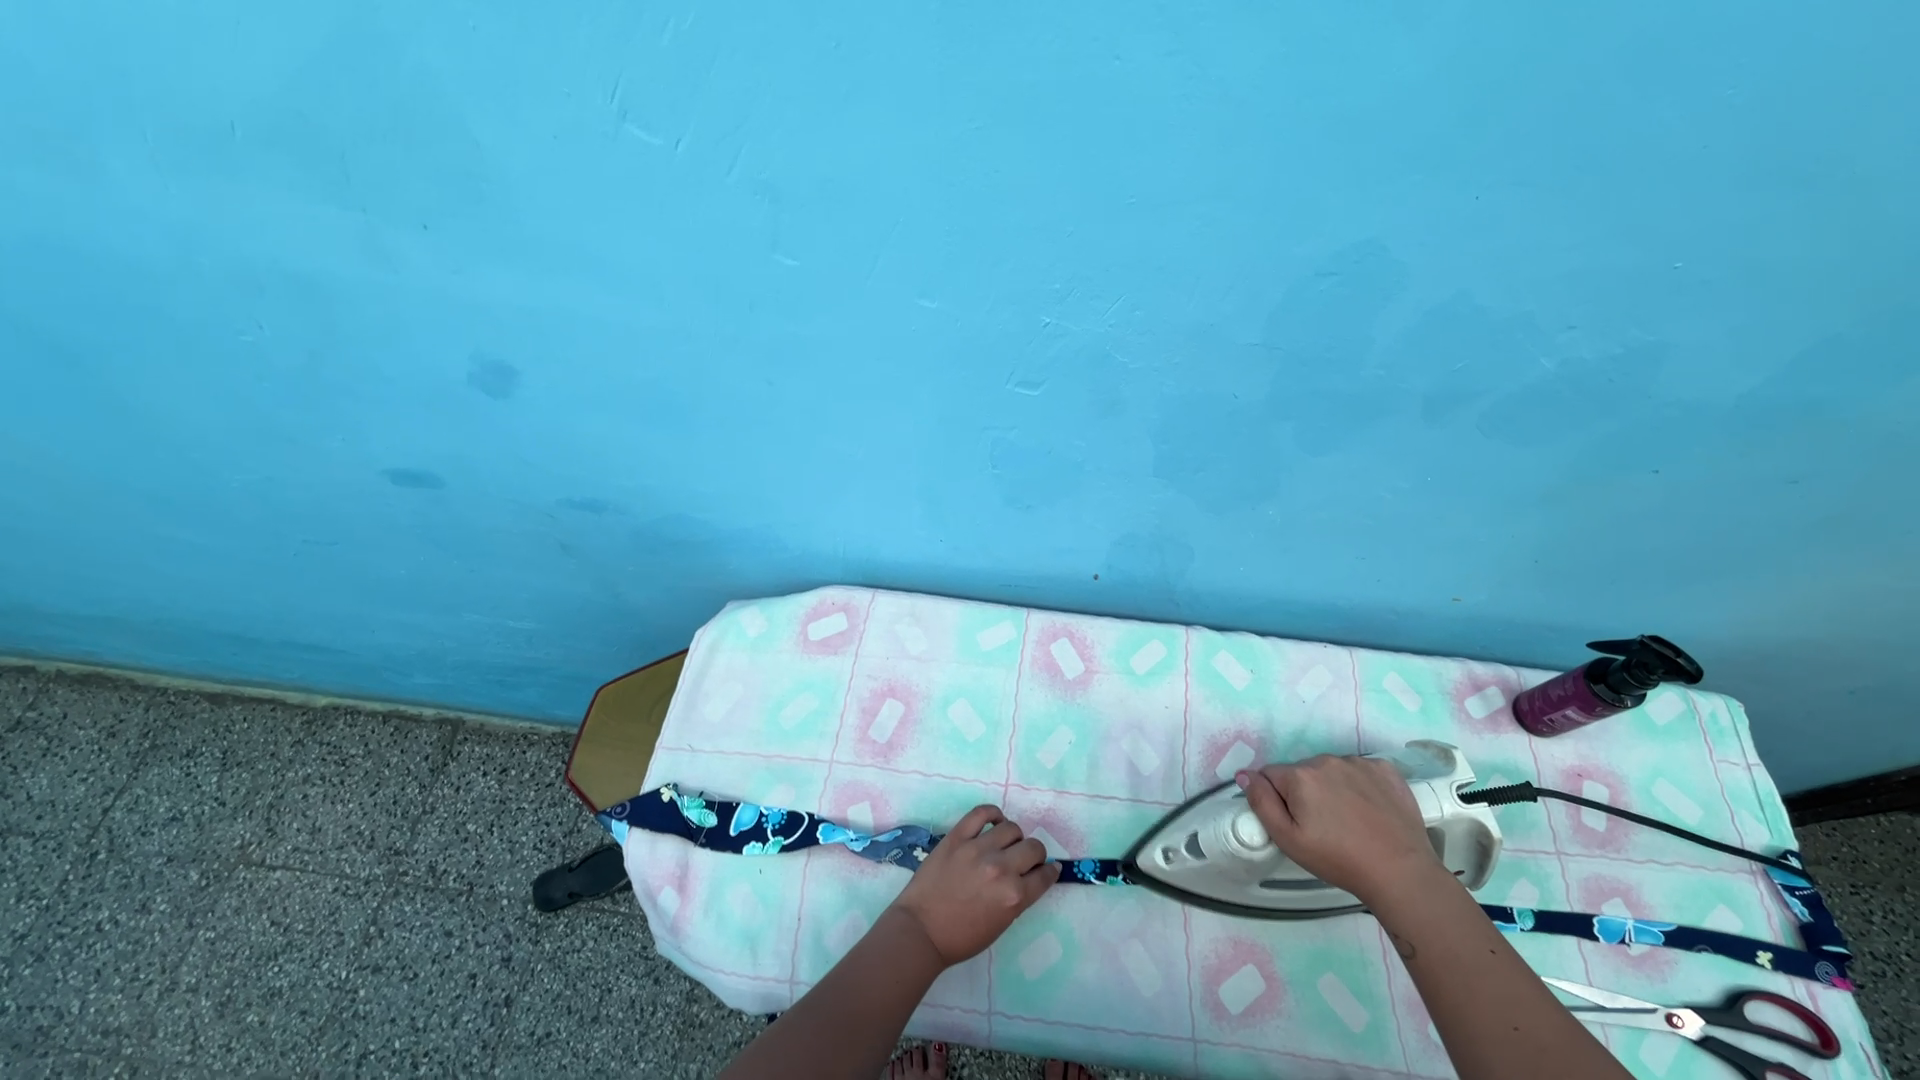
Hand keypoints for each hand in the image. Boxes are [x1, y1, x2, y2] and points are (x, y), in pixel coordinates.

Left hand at [888, 805, 1060, 965]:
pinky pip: (981, 813)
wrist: (921, 931)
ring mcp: (977, 849)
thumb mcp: (1001, 924)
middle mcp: (1001, 869)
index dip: (1050, 870)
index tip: (1048, 868)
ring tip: (1004, 845)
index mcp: (1014, 896)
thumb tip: (1030, 877)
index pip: (1045, 874)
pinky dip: (992, 814)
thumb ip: (1018, 898)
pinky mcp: (956, 837)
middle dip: (1035, 854)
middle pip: (1033, 847)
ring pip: (1011, 828)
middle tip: (1025, 860)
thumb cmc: (961, 937)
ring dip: (1014, 837)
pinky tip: (993, 822)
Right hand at [1237, 755, 1447, 905]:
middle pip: (1301, 772)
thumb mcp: (1288, 839)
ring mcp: (1360, 763)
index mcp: (1300, 775)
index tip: (1294, 822)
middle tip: (1321, 826)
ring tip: (1347, 820)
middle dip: (1304, 792)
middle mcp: (1327, 760)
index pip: (1270, 775)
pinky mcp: (1386, 770)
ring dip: (1331, 787)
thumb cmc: (1338, 859)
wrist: (1401, 872)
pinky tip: (1367, 809)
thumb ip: (1261, 802)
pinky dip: (1358, 784)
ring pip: (1330, 770)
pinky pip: (1359, 771)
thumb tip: (1245, 775)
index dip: (1276, 799)